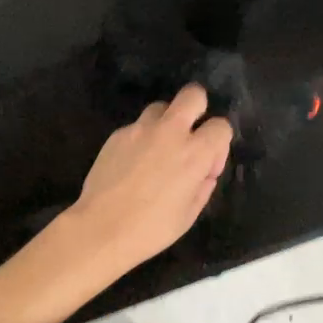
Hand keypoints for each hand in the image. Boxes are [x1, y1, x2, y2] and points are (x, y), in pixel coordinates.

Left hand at [65, 84, 233, 271]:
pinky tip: (131, 165)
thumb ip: (203, 185)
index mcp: (194, 153)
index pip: (221, 126)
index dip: (219, 145)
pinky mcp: (117, 135)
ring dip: (165, 123)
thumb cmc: (152, 228)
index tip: (207, 167)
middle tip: (188, 136)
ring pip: (160, 107)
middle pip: (193, 94)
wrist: (102, 228)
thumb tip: (205, 171)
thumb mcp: (189, 213)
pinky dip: (141, 140)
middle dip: (197, 108)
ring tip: (157, 152)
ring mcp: (140, 130)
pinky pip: (136, 127)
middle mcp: (169, 132)